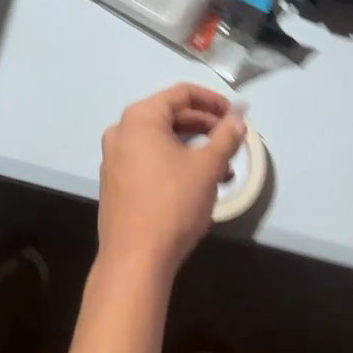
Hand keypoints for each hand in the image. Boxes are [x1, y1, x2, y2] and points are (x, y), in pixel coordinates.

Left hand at [97, 84, 244, 276]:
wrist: (135, 259)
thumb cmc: (172, 204)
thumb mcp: (207, 167)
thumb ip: (225, 137)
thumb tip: (238, 119)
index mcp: (139, 118)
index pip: (181, 93)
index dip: (213, 100)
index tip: (235, 114)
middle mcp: (121, 132)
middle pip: (170, 116)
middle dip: (205, 126)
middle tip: (231, 139)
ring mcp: (114, 159)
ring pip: (162, 142)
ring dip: (194, 149)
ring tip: (223, 168)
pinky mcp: (116, 184)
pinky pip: (150, 161)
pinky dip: (175, 164)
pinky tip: (199, 186)